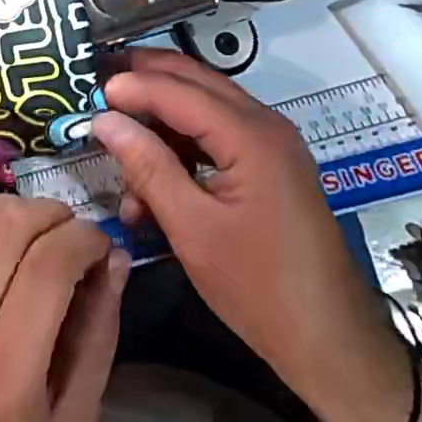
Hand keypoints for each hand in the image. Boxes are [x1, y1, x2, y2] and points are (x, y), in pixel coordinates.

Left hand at [0, 196, 129, 421]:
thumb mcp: (74, 421)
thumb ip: (98, 335)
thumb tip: (116, 256)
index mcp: (0, 379)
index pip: (46, 267)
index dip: (84, 239)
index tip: (105, 246)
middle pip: (10, 228)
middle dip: (56, 216)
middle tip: (79, 236)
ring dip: (22, 211)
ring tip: (47, 235)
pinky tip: (11, 245)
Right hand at [89, 50, 421, 421]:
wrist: (331, 342)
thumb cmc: (259, 287)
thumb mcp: (192, 228)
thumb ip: (148, 166)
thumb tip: (105, 121)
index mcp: (251, 136)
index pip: (180, 91)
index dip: (134, 87)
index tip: (91, 91)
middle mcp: (265, 125)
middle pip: (196, 82)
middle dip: (147, 79)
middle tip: (102, 83)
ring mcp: (271, 143)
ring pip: (205, 107)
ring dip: (163, 118)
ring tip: (121, 140)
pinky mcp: (269, 164)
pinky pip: (218, 135)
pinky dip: (183, 145)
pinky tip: (153, 176)